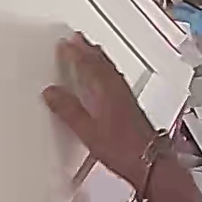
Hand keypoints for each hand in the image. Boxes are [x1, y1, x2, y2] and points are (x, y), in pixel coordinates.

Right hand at [42, 34, 156, 190]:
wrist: (149, 162)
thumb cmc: (123, 148)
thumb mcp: (87, 130)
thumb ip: (68, 110)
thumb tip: (51, 92)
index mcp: (105, 89)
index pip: (88, 63)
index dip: (75, 52)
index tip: (64, 43)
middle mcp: (117, 88)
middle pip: (100, 61)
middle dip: (87, 48)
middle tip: (76, 38)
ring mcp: (125, 95)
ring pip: (108, 67)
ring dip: (97, 56)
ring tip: (88, 49)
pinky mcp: (129, 104)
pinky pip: (114, 76)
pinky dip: (105, 68)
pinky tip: (104, 75)